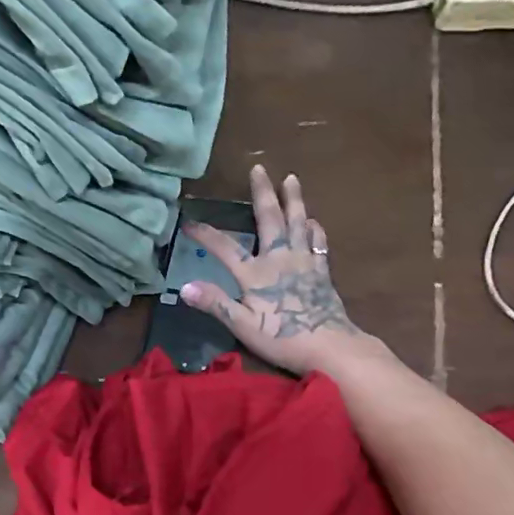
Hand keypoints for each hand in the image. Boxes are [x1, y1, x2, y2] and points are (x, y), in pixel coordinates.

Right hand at [179, 164, 369, 374]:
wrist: (329, 346)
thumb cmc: (281, 338)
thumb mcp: (241, 325)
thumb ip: (214, 303)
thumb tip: (184, 287)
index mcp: (255, 273)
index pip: (225, 248)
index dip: (205, 235)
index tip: (188, 222)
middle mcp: (280, 259)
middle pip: (270, 220)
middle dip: (262, 194)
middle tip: (259, 168)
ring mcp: (304, 262)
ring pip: (297, 223)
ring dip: (293, 200)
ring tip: (291, 179)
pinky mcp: (321, 271)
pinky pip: (318, 242)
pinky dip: (314, 228)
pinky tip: (313, 220)